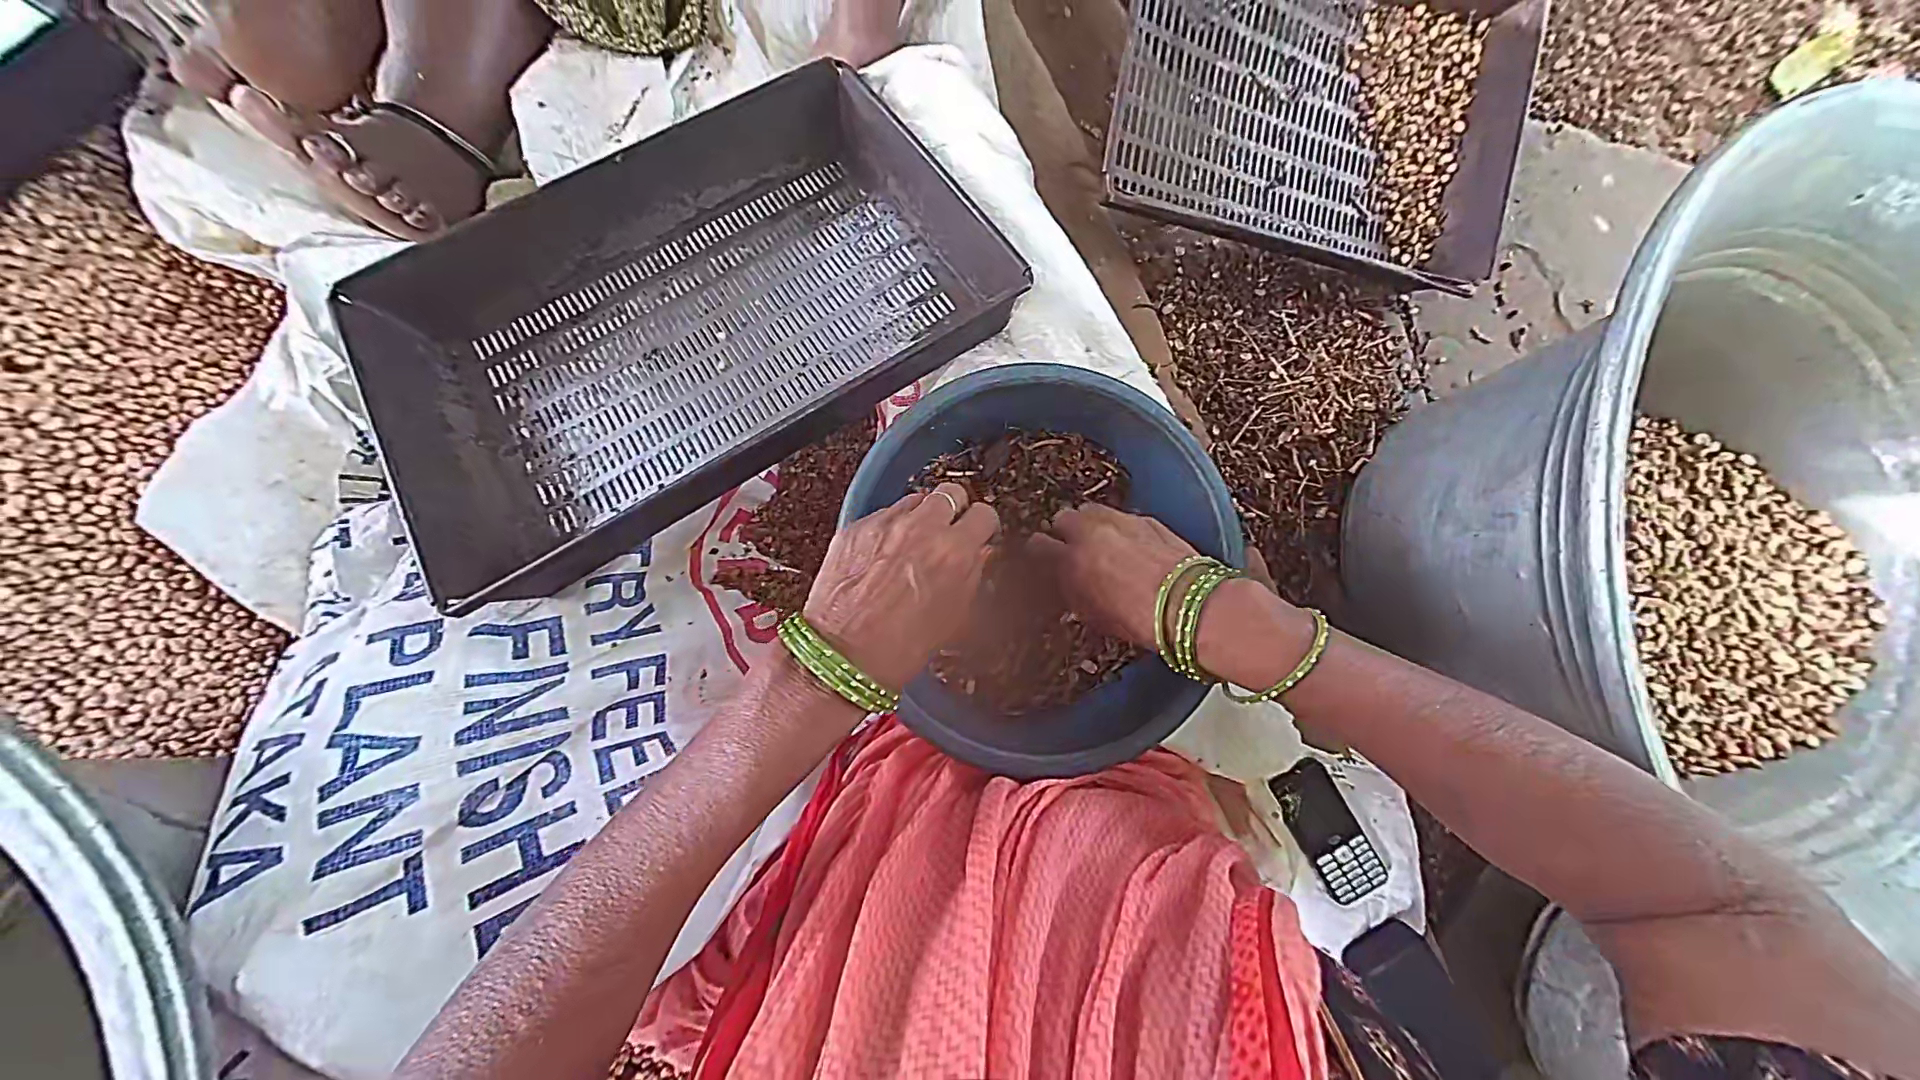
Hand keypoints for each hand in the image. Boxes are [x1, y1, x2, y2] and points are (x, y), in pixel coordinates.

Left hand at [804, 482, 999, 690]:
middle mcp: (922, 529)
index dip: (983, 526)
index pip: (984, 514)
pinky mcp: (857, 526)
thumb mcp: (955, 617)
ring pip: (917, 499)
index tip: (978, 533)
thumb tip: (978, 555)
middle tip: (950, 529)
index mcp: (955, 552)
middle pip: (952, 492)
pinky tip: (886, 554)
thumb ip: (972, 575)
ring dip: (921, 516)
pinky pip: (884, 514)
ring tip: (915, 543)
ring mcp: (887, 523)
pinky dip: (890, 527)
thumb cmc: (899, 646)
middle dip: (955, 509)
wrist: (844, 655)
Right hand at [1027, 503, 1201, 648]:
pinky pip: (1122, 517)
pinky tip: (1130, 546)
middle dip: (1065, 532)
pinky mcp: (1146, 518)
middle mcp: (1091, 533)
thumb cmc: (1140, 620)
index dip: (1038, 551)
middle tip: (1073, 549)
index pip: (1037, 545)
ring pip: (1091, 510)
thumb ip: (1072, 591)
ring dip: (1091, 524)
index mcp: (1070, 560)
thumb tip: (1066, 581)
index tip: (1041, 556)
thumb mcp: (1092, 615)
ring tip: (1101, 543)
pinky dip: (1120, 527)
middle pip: (1063, 518)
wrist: (1188, 606)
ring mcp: (1119, 521)